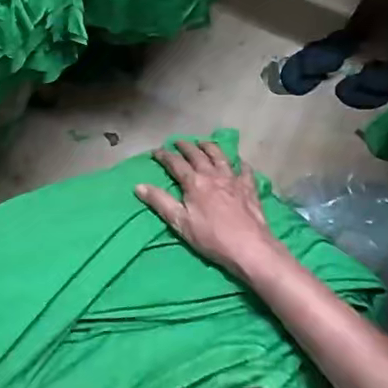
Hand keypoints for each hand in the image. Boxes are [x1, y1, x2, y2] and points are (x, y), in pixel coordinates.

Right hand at [135, 141, 290, 280]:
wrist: (248, 245)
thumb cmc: (211, 237)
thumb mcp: (180, 223)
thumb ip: (160, 202)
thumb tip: (139, 186)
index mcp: (195, 182)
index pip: (176, 164)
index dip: (164, 156)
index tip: (156, 151)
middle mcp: (213, 174)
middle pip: (197, 155)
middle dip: (186, 146)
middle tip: (178, 141)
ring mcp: (233, 178)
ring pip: (220, 156)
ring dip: (210, 147)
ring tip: (203, 142)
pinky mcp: (249, 186)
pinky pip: (244, 169)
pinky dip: (240, 163)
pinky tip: (239, 162)